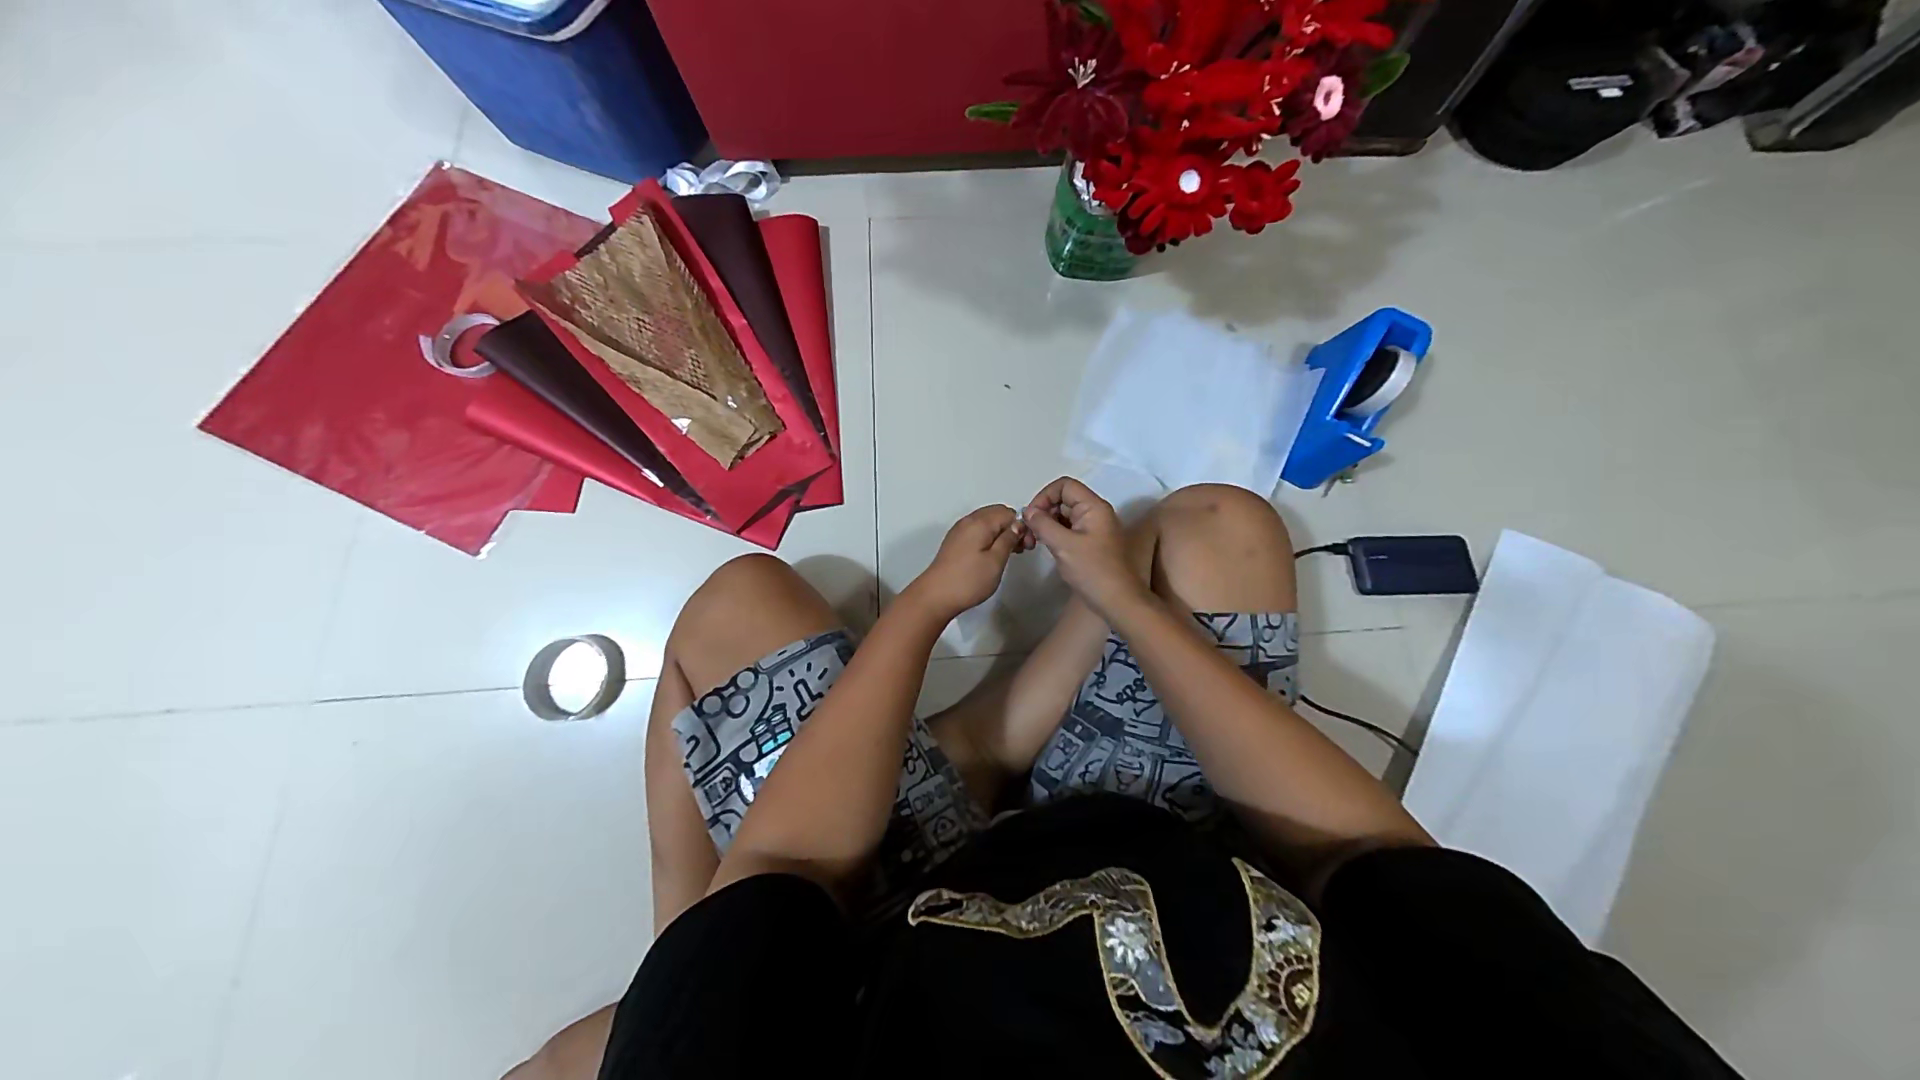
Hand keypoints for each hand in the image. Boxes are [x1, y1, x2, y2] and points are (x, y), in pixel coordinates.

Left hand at [903, 505, 1027, 620]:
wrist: (936, 596)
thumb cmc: (969, 580)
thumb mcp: (996, 561)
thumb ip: (1009, 539)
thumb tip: (1018, 525)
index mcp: (980, 522)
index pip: (1009, 512)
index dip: (1022, 526)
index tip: (1027, 546)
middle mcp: (968, 521)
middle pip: (997, 514)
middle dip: (1012, 527)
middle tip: (1021, 549)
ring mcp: (959, 531)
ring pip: (987, 522)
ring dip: (1001, 533)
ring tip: (1009, 554)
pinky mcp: (955, 542)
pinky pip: (977, 531)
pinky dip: (989, 538)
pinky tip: (993, 555)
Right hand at [1021, 477, 1145, 615]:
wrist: (1117, 600)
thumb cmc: (1092, 570)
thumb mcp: (1063, 545)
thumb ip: (1043, 524)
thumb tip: (1029, 511)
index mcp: (1094, 507)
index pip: (1064, 485)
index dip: (1044, 496)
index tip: (1031, 516)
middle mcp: (1096, 512)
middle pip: (1063, 499)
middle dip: (1043, 511)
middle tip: (1029, 532)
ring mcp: (1094, 528)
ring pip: (1064, 515)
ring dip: (1047, 524)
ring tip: (1033, 542)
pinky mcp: (1091, 543)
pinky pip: (1069, 529)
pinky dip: (1055, 534)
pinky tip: (1045, 546)